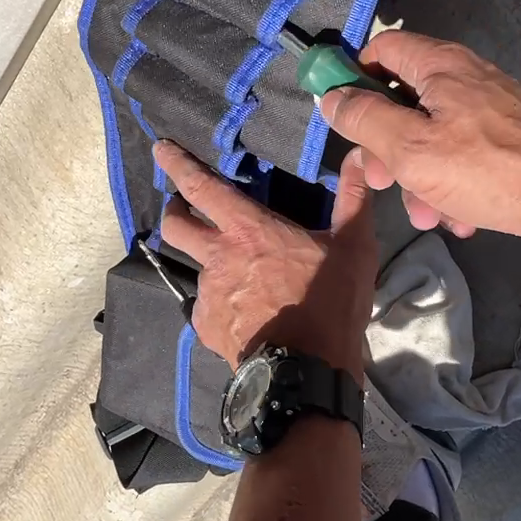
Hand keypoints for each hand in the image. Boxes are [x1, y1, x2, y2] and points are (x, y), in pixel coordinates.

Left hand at [154, 141, 376, 376]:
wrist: (305, 371)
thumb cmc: (328, 301)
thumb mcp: (353, 246)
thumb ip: (353, 198)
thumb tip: (360, 154)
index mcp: (247, 230)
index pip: (202, 187)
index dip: (178, 164)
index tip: (160, 149)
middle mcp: (217, 257)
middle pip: (176, 225)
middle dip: (175, 209)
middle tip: (185, 207)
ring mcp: (208, 294)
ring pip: (193, 268)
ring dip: (207, 262)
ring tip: (236, 275)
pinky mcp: (206, 327)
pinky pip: (206, 306)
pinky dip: (219, 302)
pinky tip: (243, 312)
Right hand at [317, 31, 520, 245]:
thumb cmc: (486, 168)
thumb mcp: (410, 148)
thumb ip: (365, 119)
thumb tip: (330, 96)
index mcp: (439, 65)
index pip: (382, 50)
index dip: (354, 78)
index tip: (342, 118)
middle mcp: (464, 76)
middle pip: (404, 100)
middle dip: (387, 147)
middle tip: (383, 183)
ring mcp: (489, 107)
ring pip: (432, 136)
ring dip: (419, 178)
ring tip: (430, 216)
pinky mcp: (507, 137)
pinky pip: (462, 155)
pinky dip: (452, 184)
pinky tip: (460, 218)